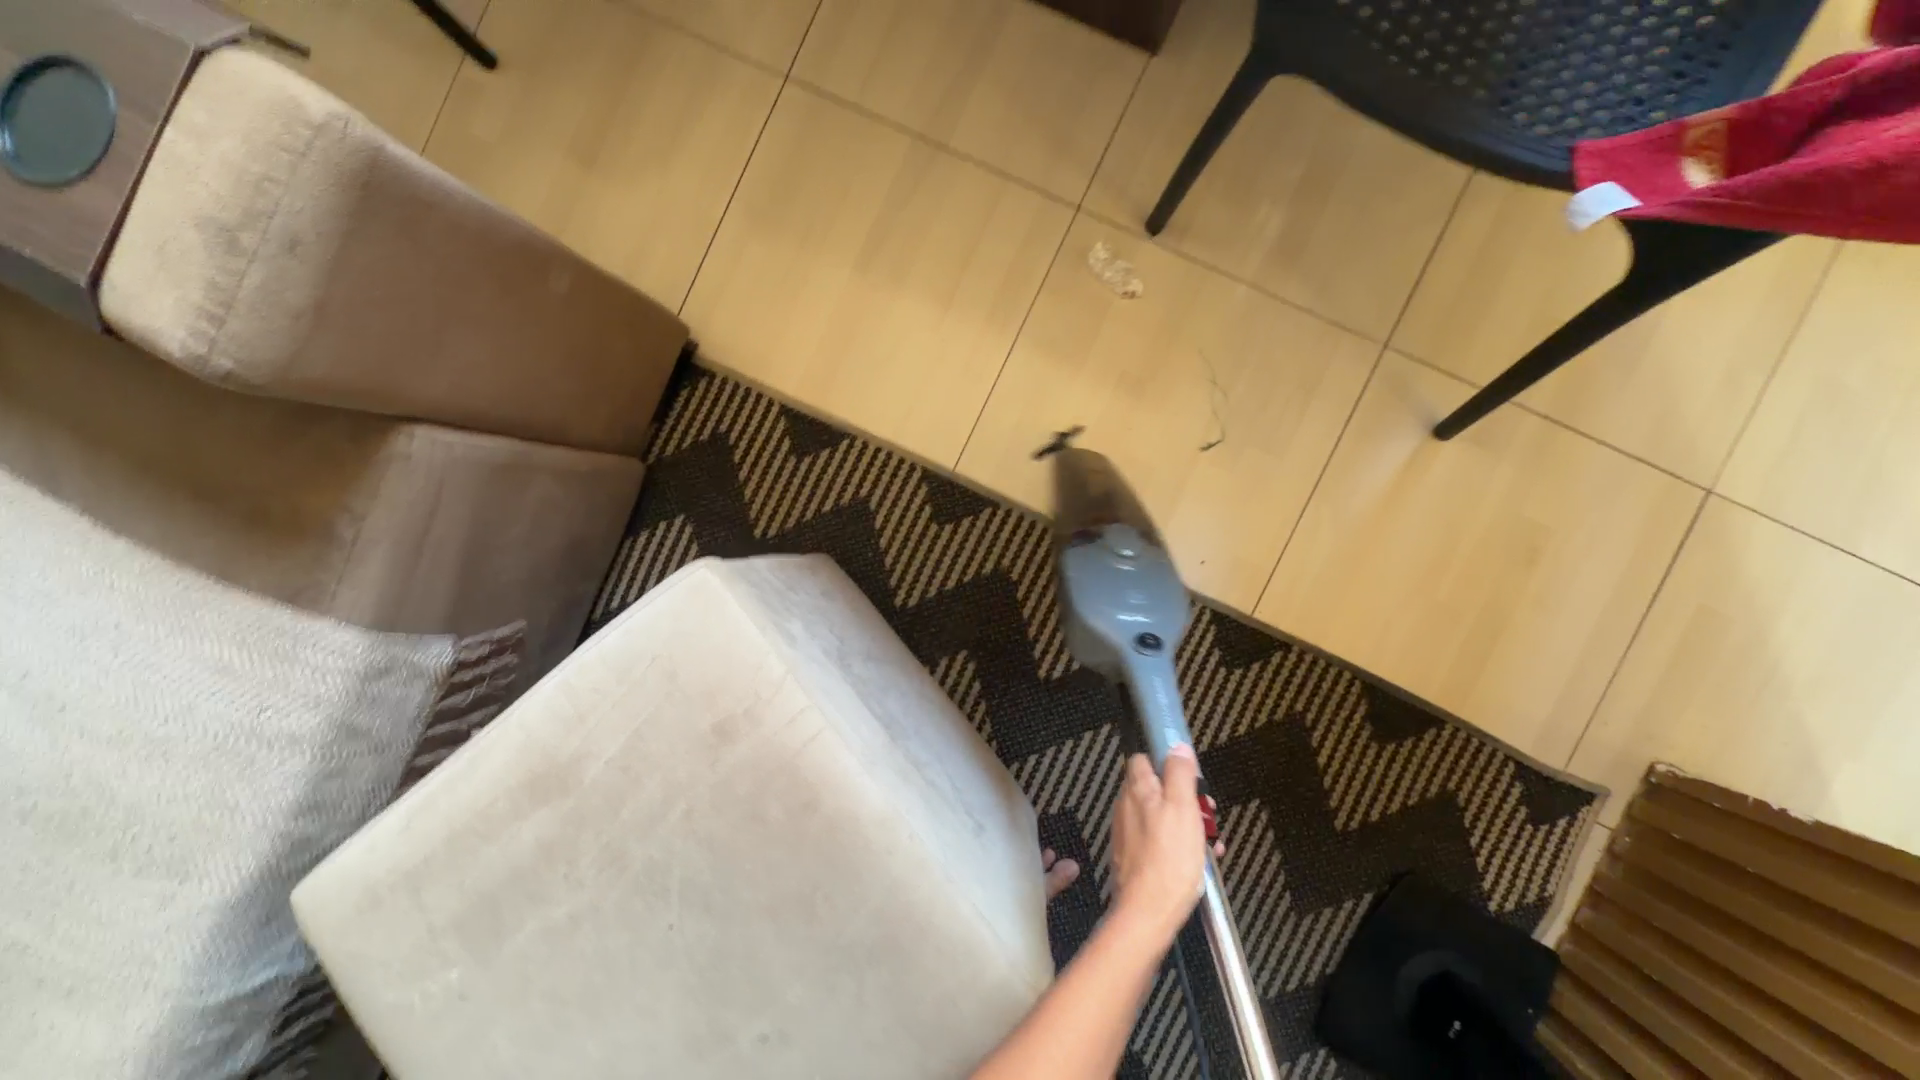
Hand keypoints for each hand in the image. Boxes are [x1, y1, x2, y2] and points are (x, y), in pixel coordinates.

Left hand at [1107, 745, 1214, 943]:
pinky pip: (1158, 841)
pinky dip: (1178, 845)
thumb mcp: (1183, 807)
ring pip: (1161, 818)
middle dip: (1185, 800)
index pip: (1144, 760)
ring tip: (1211, 844)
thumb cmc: (1169, 857)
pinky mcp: (1132, 857)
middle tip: (1209, 816)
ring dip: (1187, 826)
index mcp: (1136, 790)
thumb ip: (1180, 774)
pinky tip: (1198, 862)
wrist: (1148, 911)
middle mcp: (1126, 807)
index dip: (1168, 765)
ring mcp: (1127, 833)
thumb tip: (1177, 746)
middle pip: (1156, 790)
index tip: (1191, 779)